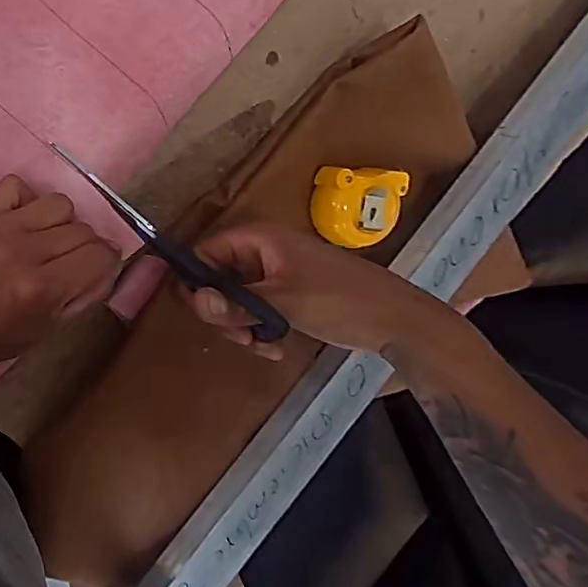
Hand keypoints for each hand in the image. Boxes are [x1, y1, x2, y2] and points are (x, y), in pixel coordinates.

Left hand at [0, 174, 120, 362]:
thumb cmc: (3, 332)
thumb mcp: (53, 326)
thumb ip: (87, 292)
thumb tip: (111, 260)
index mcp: (43, 286)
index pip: (100, 255)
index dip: (107, 262)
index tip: (98, 268)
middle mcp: (26, 251)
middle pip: (83, 230)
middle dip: (86, 247)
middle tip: (70, 261)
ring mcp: (3, 227)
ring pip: (59, 203)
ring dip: (62, 221)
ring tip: (49, 238)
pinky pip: (16, 185)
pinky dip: (26, 198)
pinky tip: (24, 219)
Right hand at [184, 222, 452, 360]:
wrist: (395, 319)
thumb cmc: (337, 300)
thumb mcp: (280, 303)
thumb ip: (234, 304)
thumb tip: (192, 300)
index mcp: (259, 239)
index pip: (207, 251)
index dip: (197, 280)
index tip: (202, 313)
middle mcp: (264, 251)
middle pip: (220, 278)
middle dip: (224, 311)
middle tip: (238, 336)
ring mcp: (277, 273)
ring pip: (238, 299)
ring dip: (242, 326)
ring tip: (260, 344)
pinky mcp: (290, 294)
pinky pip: (259, 310)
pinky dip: (260, 330)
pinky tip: (276, 348)